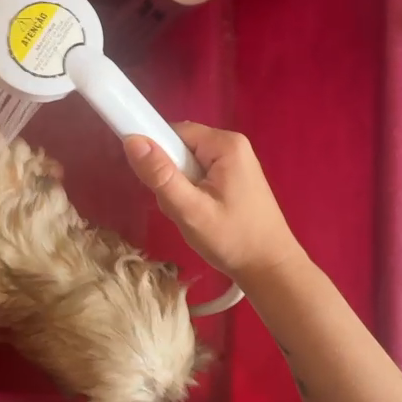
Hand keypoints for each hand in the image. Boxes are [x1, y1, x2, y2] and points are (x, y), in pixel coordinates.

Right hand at [123, 123, 303, 279]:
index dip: (158, 157)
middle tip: (179, 208)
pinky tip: (200, 215)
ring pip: (185, 164)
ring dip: (178, 189)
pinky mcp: (233, 177)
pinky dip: (190, 195)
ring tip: (191, 215)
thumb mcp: (190, 210)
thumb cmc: (232, 239)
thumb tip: (131, 141)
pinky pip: (197, 175)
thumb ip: (160, 176)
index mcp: (225, 144)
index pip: (173, 132)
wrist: (270, 268)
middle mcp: (232, 145)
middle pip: (179, 148)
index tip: (159, 187)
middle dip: (169, 178)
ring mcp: (235, 161)